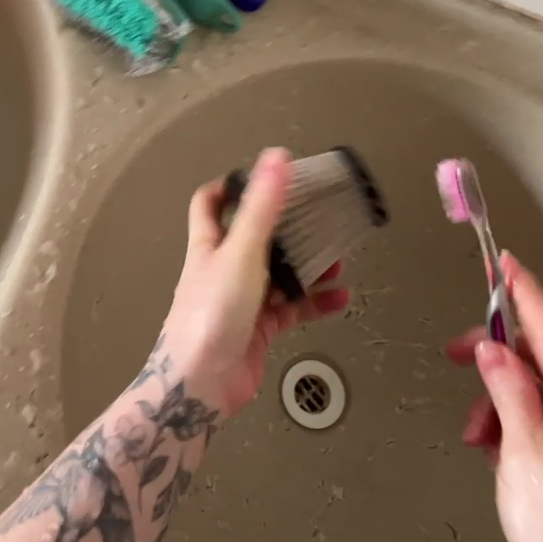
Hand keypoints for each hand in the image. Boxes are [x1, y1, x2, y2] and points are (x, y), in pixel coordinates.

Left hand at [157, 148, 349, 416]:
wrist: (201, 385)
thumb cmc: (212, 312)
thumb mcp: (241, 253)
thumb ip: (261, 207)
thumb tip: (276, 157)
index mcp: (209, 245)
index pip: (209, 204)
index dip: (228, 186)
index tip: (259, 174)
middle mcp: (223, 269)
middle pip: (254, 238)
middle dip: (285, 228)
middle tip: (317, 218)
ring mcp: (242, 301)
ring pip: (278, 275)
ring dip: (307, 267)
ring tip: (339, 260)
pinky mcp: (259, 330)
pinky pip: (292, 310)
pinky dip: (315, 303)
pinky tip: (341, 298)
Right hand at [446, 252, 542, 541]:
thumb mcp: (520, 456)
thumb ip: (508, 393)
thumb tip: (493, 348)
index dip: (526, 295)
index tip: (506, 262)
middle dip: (497, 357)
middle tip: (458, 353)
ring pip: (538, 386)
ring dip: (499, 399)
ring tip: (478, 432)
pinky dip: (512, 418)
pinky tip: (494, 443)